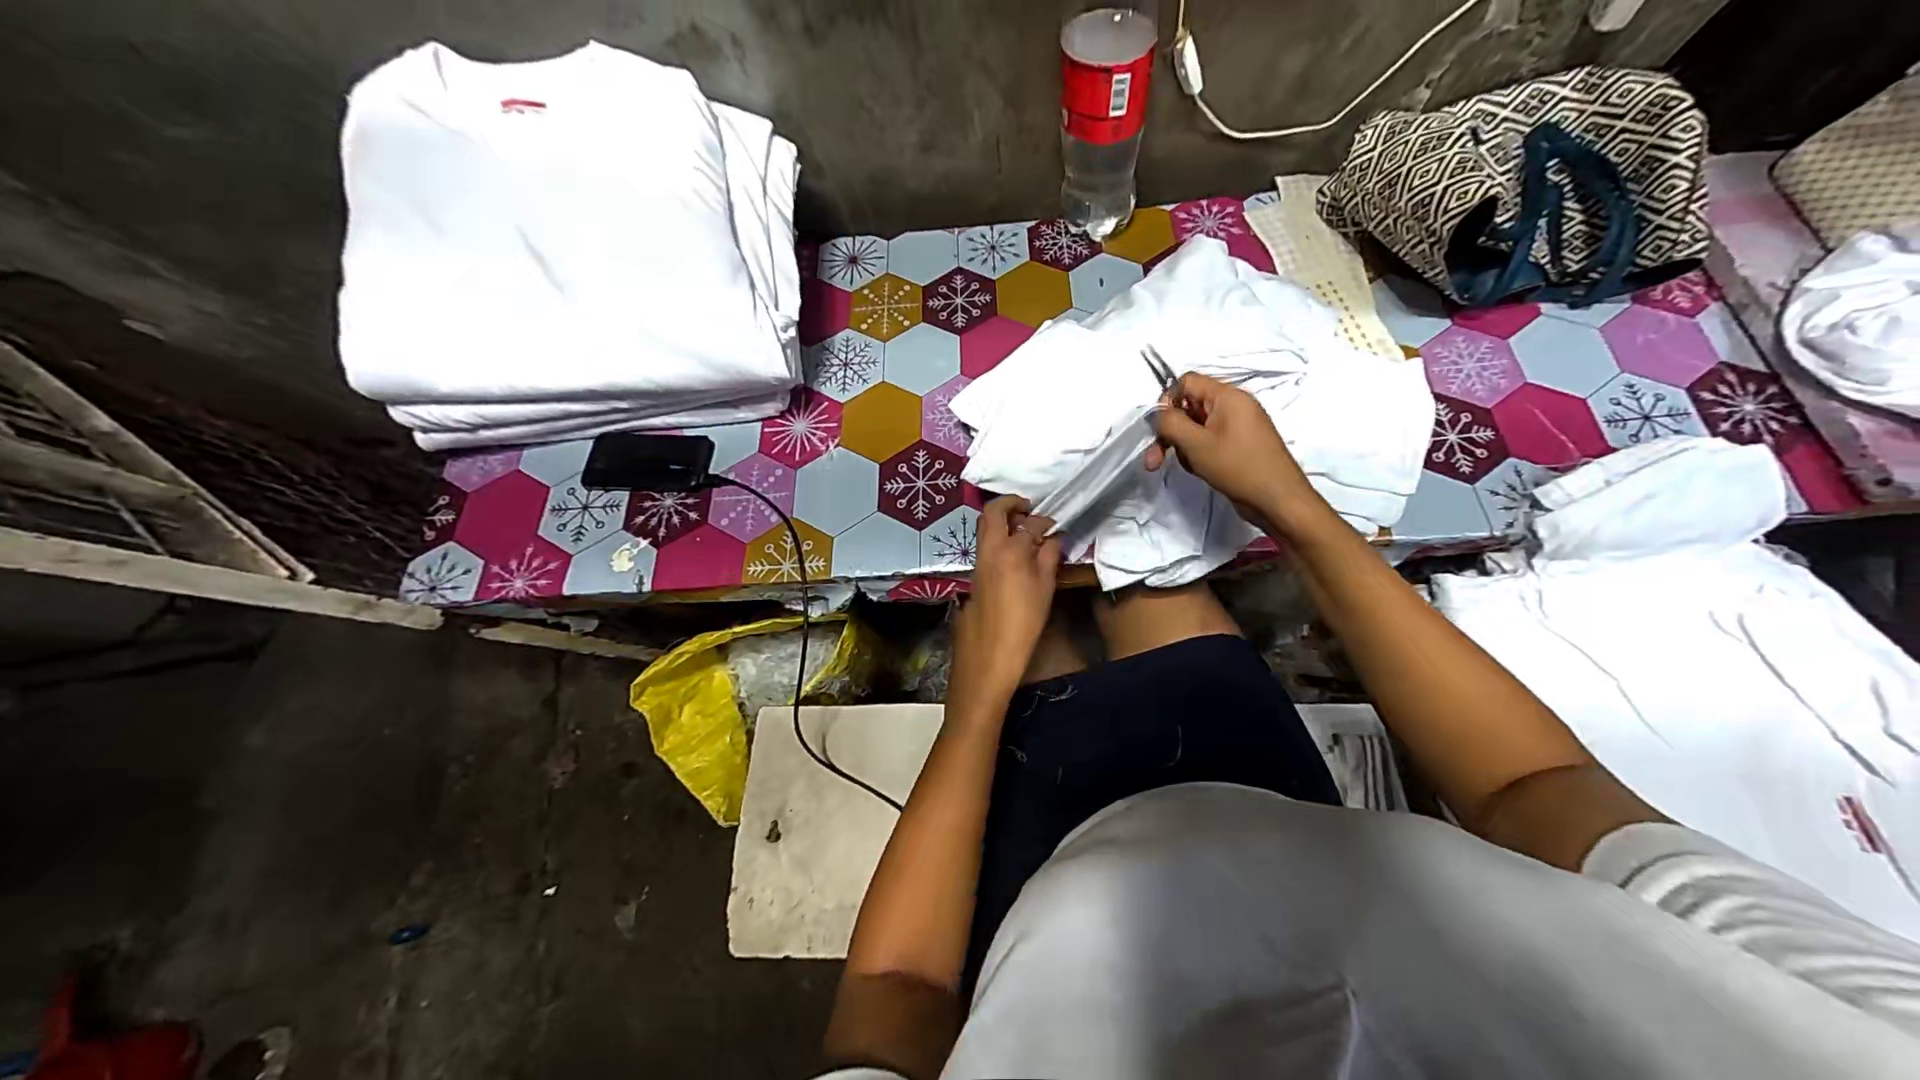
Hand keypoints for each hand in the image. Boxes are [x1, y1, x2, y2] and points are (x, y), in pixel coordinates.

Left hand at [951, 496, 1061, 713]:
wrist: (989, 655)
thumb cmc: (1023, 623)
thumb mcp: (1045, 589)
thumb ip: (1048, 557)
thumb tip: (1052, 538)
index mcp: (1010, 550)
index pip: (1029, 523)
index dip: (1044, 520)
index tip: (1054, 524)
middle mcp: (989, 549)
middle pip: (992, 512)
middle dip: (1011, 504)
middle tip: (1029, 510)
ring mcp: (977, 561)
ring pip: (984, 527)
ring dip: (1002, 521)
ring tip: (1024, 531)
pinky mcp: (973, 575)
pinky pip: (984, 545)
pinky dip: (997, 538)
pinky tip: (1015, 554)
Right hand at [1146, 372, 1330, 537]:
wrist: (1277, 499)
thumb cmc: (1237, 467)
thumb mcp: (1195, 443)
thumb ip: (1170, 422)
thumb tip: (1158, 413)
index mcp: (1228, 396)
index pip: (1186, 382)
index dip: (1167, 401)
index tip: (1160, 429)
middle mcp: (1234, 405)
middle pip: (1189, 406)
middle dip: (1170, 432)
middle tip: (1154, 461)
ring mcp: (1238, 426)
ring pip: (1197, 426)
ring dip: (1183, 446)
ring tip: (1190, 467)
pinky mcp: (1239, 444)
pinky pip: (1209, 440)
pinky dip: (1198, 453)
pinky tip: (1201, 470)